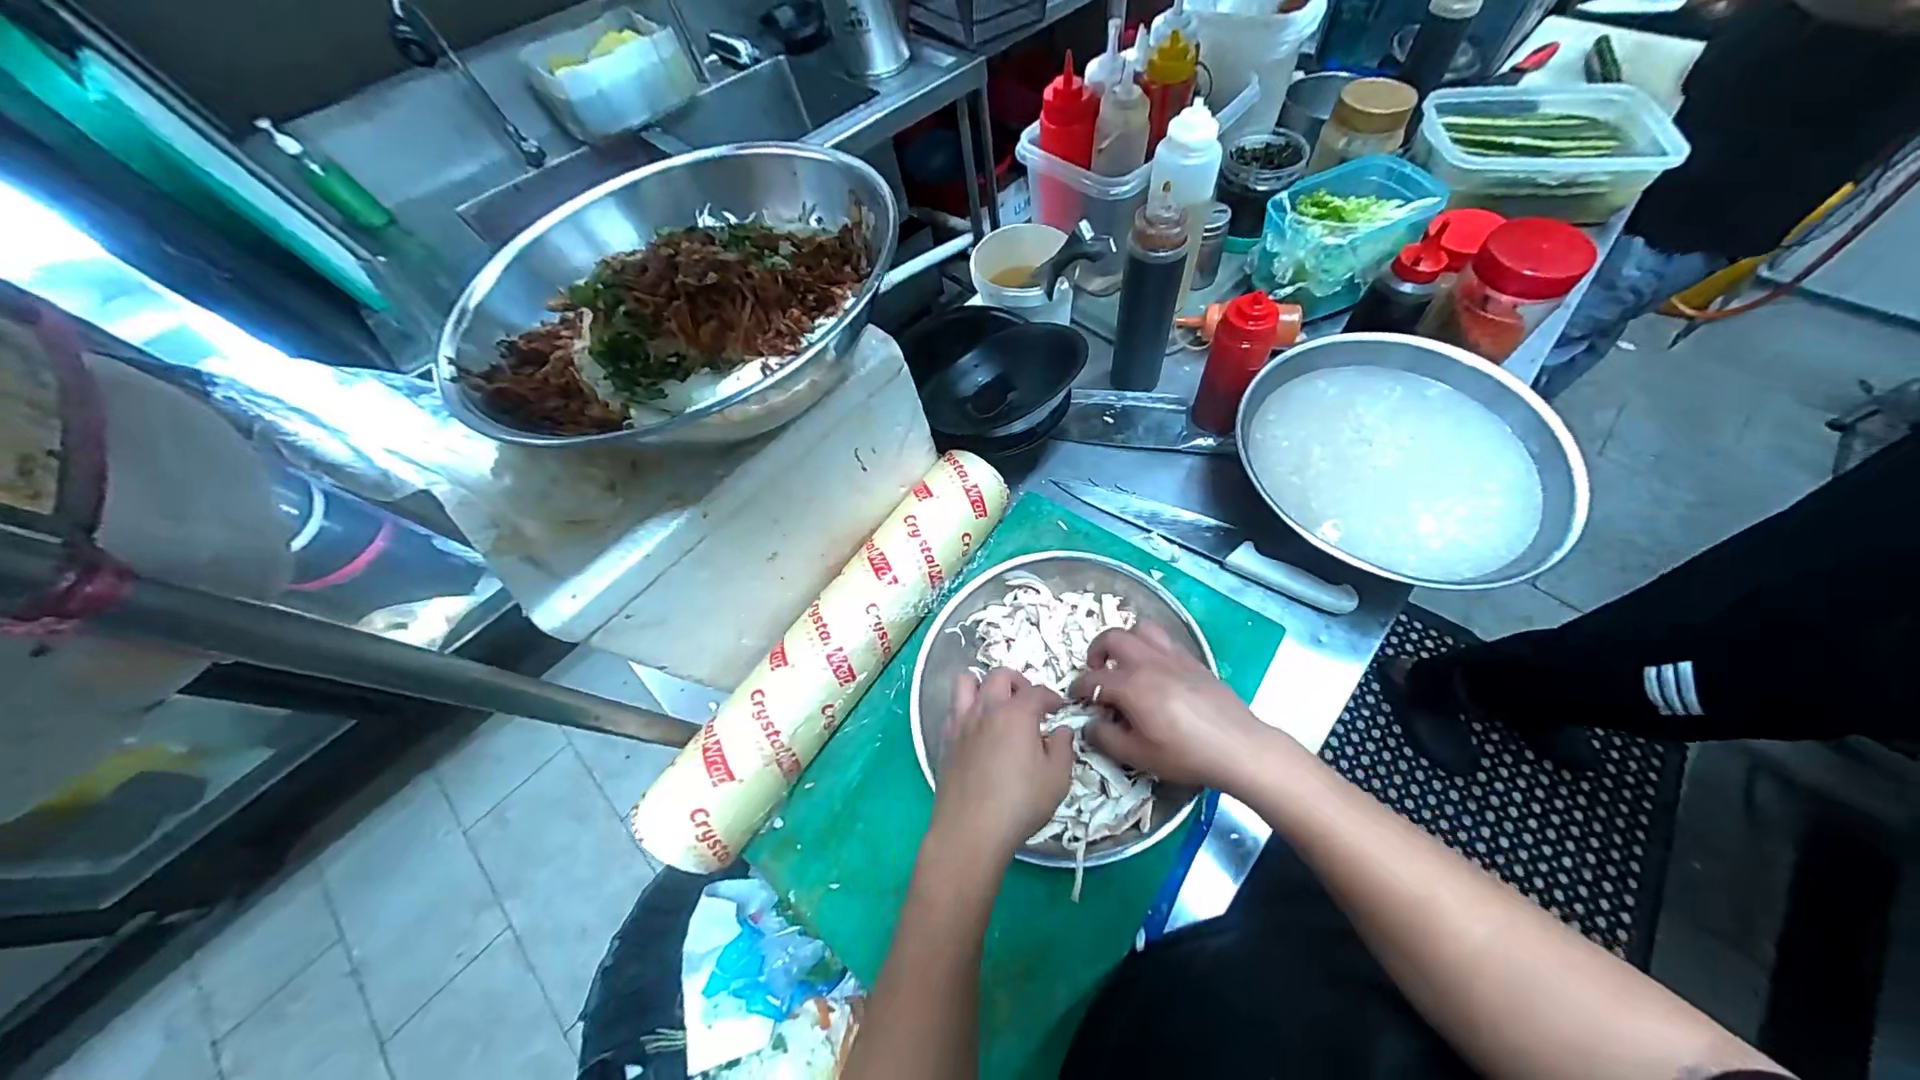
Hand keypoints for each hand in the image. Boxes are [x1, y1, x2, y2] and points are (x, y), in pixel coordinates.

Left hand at [928, 668, 1074, 864]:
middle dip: (1018, 682)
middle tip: (1029, 702)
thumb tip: (1061, 731)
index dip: (1051, 697)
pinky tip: (978, 728)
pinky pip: (954, 708)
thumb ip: (1062, 748)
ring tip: (997, 704)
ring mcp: (961, 722)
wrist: (970, 829)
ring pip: (967, 682)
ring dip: (984, 685)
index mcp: (1016, 713)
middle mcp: (986, 709)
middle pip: (999, 676)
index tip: (1058, 708)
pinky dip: (967, 707)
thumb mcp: (1057, 779)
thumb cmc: (1020, 804)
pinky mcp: (946, 739)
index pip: (1037, 691)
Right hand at [1071, 624, 1274, 790]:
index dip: (1078, 688)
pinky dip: (1150, 648)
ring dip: (1126, 641)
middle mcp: (1149, 663)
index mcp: (1131, 685)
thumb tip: (1091, 724)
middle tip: (1096, 671)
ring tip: (1125, 661)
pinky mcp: (1193, 661)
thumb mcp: (1138, 755)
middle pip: (1113, 638)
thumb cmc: (1186, 754)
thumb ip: (1106, 737)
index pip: (1093, 679)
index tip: (1075, 697)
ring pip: (1141, 629)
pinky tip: (1155, 671)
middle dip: (1096, 651)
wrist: (1239, 748)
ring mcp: (1173, 657)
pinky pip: (1165, 641)